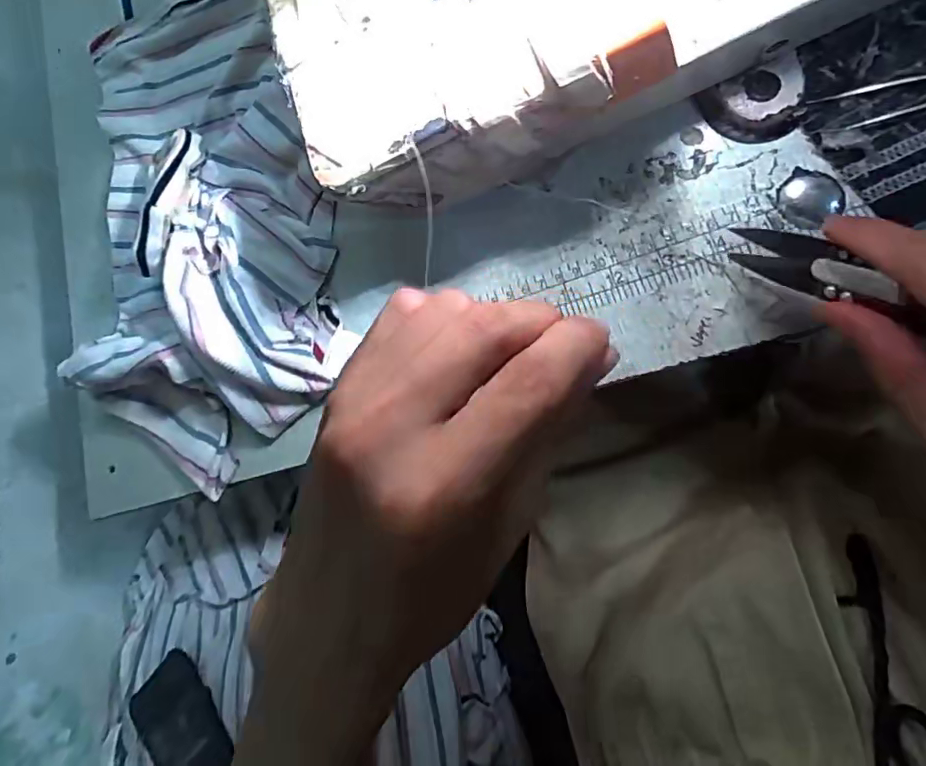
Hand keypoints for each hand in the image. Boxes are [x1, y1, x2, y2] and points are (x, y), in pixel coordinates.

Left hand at [236, 289, 613, 765]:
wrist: (325, 616)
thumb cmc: (431, 593)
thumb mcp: (510, 523)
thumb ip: (549, 430)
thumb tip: (591, 358)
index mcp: (442, 483)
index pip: (528, 382)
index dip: (577, 346)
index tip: (600, 341)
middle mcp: (391, 425)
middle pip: (485, 329)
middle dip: (540, 322)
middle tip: (562, 344)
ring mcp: (355, 397)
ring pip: (445, 309)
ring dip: (494, 316)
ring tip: (509, 350)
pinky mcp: (337, 384)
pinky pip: (404, 312)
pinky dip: (445, 316)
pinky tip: (456, 351)